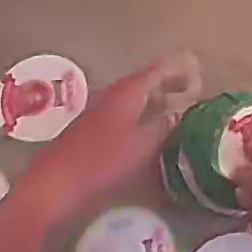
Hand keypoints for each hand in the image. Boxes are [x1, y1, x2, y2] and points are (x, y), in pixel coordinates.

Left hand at [8, 53, 201, 229]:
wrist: (55, 183)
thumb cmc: (103, 160)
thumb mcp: (143, 144)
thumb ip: (164, 125)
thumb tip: (178, 112)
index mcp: (128, 91)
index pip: (157, 70)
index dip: (177, 69)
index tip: (196, 69)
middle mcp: (112, 94)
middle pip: (144, 81)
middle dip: (167, 83)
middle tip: (190, 88)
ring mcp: (99, 110)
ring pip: (133, 97)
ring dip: (153, 99)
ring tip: (173, 107)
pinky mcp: (90, 128)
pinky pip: (123, 111)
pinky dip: (140, 113)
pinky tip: (146, 127)